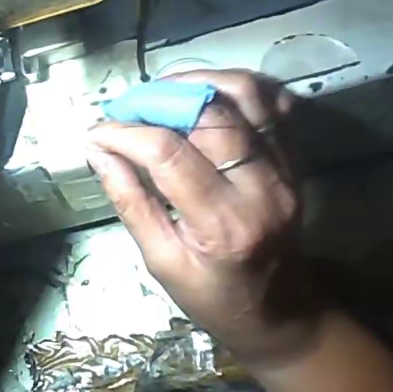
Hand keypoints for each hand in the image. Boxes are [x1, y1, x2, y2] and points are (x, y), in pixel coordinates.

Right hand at [86, 70, 319, 368]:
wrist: (282, 311)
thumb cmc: (214, 297)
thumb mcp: (161, 262)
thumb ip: (130, 202)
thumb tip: (98, 151)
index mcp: (222, 226)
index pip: (168, 155)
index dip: (126, 133)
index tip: (98, 130)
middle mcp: (260, 188)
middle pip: (209, 114)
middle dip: (158, 99)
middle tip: (128, 107)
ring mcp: (285, 169)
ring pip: (246, 95)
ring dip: (198, 81)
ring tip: (163, 91)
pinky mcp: (294, 158)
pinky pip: (273, 102)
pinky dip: (237, 86)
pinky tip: (206, 93)